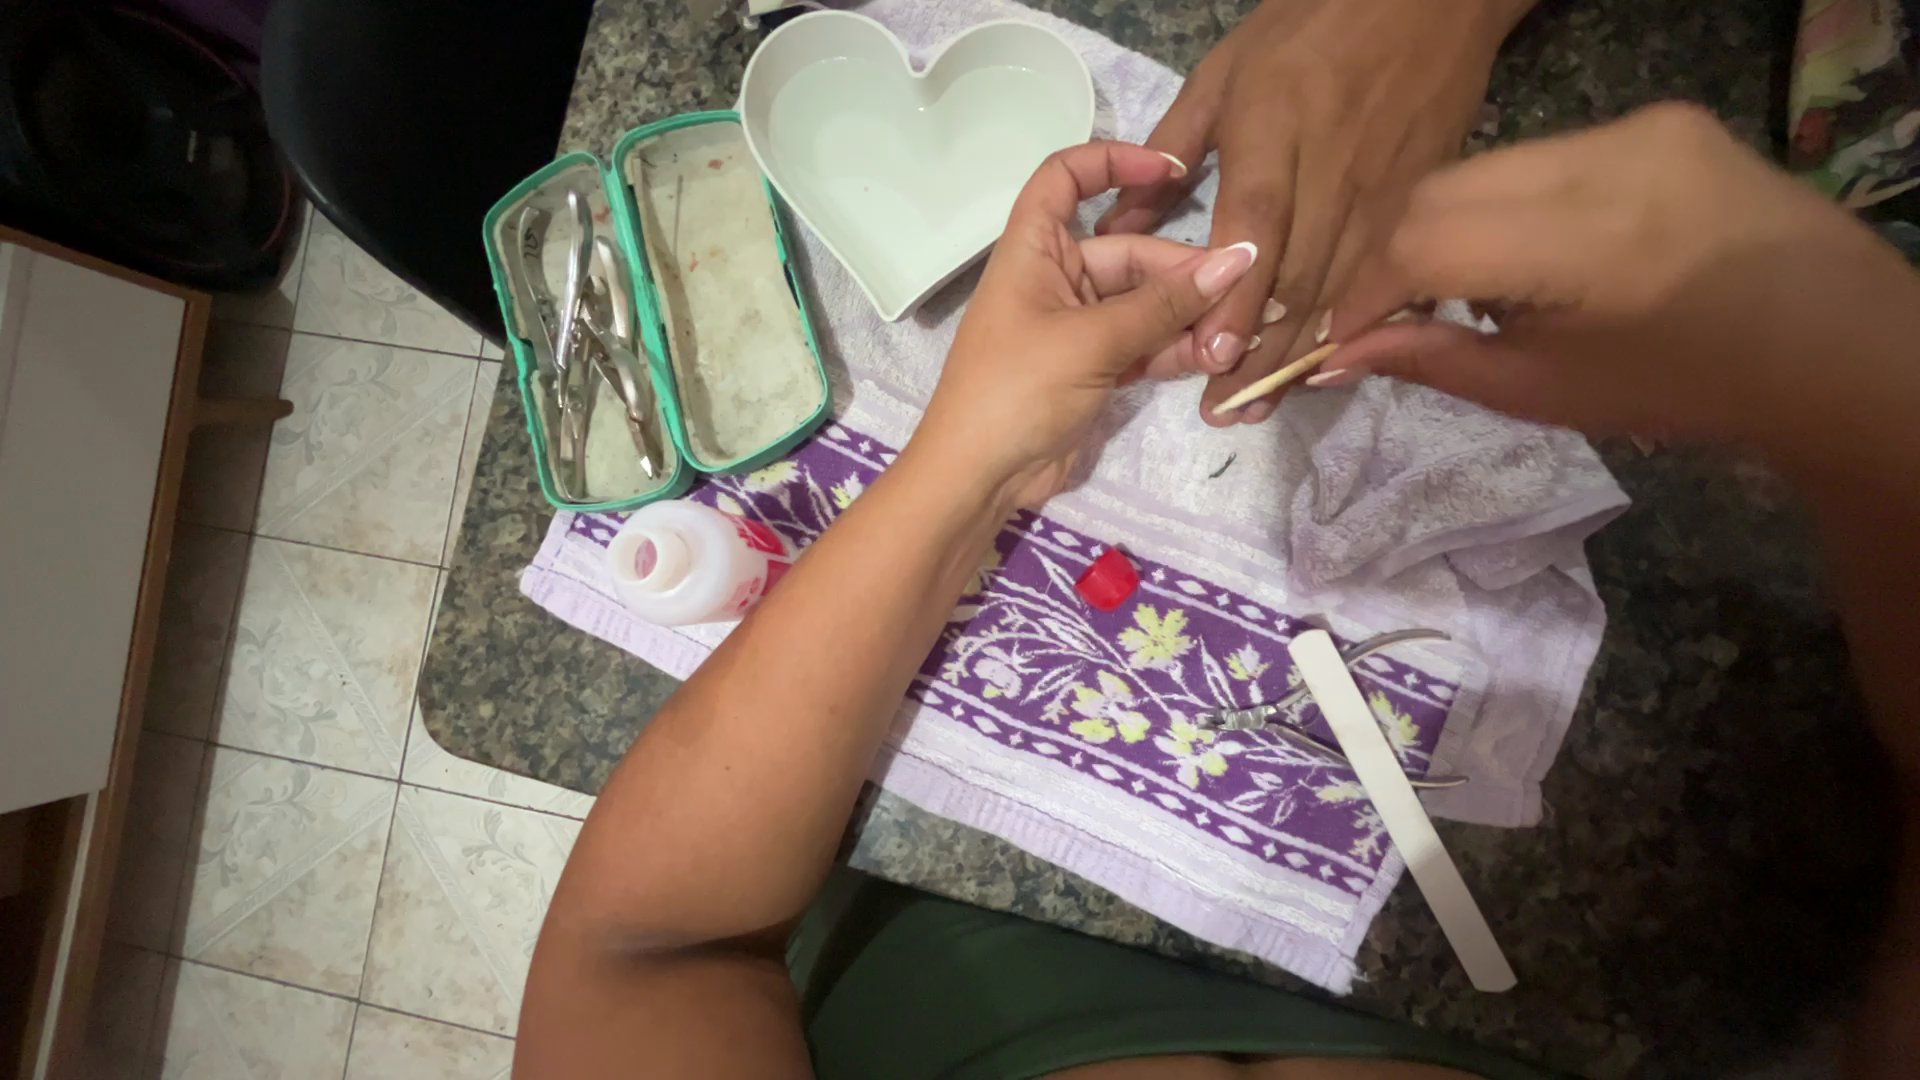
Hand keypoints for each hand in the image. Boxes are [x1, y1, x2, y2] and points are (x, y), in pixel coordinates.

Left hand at [912, 141, 1256, 507]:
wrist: (981, 476)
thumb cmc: (1018, 390)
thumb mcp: (1090, 341)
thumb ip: (1163, 305)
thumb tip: (1237, 260)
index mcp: (1033, 250)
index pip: (1064, 178)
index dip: (1111, 161)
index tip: (1169, 171)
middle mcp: (1054, 280)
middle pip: (1127, 253)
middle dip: (1180, 273)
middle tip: (1238, 293)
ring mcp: (1075, 327)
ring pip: (1141, 304)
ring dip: (1185, 316)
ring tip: (1236, 331)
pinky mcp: (1091, 369)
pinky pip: (1140, 345)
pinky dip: (1171, 349)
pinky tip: (1213, 356)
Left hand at [1096, 0, 1531, 424]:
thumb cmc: (1306, 25)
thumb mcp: (1222, 75)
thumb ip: (1168, 152)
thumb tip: (1118, 222)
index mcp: (1274, 131)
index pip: (1257, 228)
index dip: (1237, 297)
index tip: (1214, 354)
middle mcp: (1331, 169)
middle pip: (1297, 276)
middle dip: (1259, 349)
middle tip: (1223, 407)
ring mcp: (1381, 189)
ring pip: (1337, 289)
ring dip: (1296, 355)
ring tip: (1256, 407)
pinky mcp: (1413, 203)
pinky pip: (1376, 279)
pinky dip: (1345, 329)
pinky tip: (1314, 370)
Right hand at [1321, 103, 1919, 458]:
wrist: (1832, 345)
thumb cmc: (1677, 387)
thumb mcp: (1533, 389)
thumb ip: (1426, 360)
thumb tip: (1331, 360)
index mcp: (1588, 238)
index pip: (1422, 243)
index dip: (1361, 295)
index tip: (1338, 343)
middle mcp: (1609, 156)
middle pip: (1434, 194)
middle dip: (1384, 262)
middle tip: (1377, 320)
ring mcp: (1634, 128)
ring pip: (1469, 172)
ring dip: (1429, 235)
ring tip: (1441, 295)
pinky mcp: (1649, 123)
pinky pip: (1521, 162)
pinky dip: (1481, 212)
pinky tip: (1502, 259)